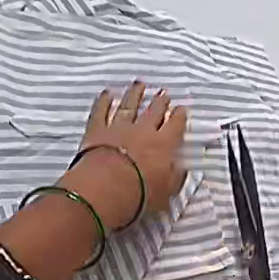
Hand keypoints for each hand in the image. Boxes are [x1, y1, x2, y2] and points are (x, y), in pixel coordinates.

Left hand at [61, 81, 188, 229]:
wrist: (106, 188)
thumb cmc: (140, 194)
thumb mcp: (167, 192)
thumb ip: (175, 178)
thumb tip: (181, 169)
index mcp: (163, 145)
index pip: (175, 126)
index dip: (179, 117)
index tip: (181, 109)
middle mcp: (143, 131)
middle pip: (153, 112)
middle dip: (160, 102)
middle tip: (164, 93)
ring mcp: (118, 128)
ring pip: (128, 106)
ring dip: (135, 95)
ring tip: (139, 84)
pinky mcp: (96, 131)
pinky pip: (100, 112)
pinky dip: (103, 102)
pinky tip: (106, 93)